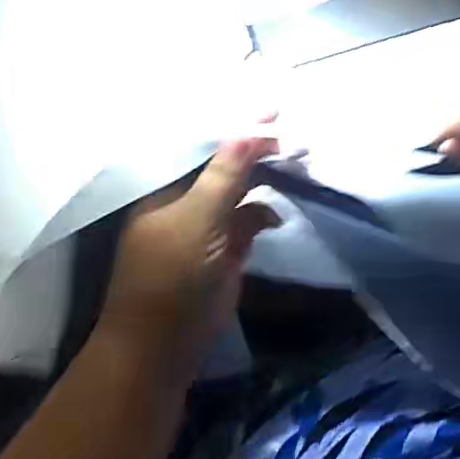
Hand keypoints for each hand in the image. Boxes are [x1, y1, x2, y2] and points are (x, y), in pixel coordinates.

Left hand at [99, 138, 280, 362]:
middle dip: (255, 150)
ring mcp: (206, 225)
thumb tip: (248, 130)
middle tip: (292, 135)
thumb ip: (224, 176)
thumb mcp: (197, 220)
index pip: (202, 144)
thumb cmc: (170, 277)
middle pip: (223, 165)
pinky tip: (278, 214)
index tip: (273, 111)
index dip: (235, 126)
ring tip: (296, 163)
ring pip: (238, 191)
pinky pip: (248, 220)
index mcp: (164, 186)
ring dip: (263, 178)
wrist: (163, 346)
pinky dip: (264, 213)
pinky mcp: (225, 250)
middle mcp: (184, 199)